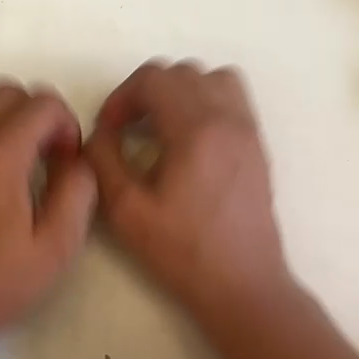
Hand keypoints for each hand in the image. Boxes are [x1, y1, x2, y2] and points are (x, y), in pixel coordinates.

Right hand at [86, 61, 288, 313]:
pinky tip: (187, 139)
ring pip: (211, 77)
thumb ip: (103, 160)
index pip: (153, 79)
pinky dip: (204, 102)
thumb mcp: (126, 210)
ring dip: (179, 91)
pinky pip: (232, 98)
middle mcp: (228, 118)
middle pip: (181, 72)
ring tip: (160, 126)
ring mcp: (248, 130)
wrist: (243, 286)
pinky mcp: (257, 145)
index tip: (109, 131)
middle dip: (146, 92)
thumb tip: (101, 133)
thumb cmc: (182, 252)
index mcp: (196, 130)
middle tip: (127, 130)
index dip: (121, 97)